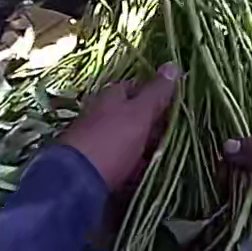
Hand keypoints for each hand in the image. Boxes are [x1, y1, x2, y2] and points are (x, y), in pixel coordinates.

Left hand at [58, 64, 180, 188]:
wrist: (75, 186)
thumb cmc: (111, 141)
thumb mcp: (140, 112)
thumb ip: (157, 91)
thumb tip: (173, 64)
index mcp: (111, 96)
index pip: (139, 88)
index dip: (158, 97)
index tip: (176, 110)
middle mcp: (102, 114)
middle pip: (134, 115)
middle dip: (154, 126)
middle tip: (173, 138)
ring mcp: (97, 141)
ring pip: (129, 140)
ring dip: (145, 149)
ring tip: (162, 160)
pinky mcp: (94, 167)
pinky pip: (121, 162)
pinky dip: (133, 167)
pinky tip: (143, 176)